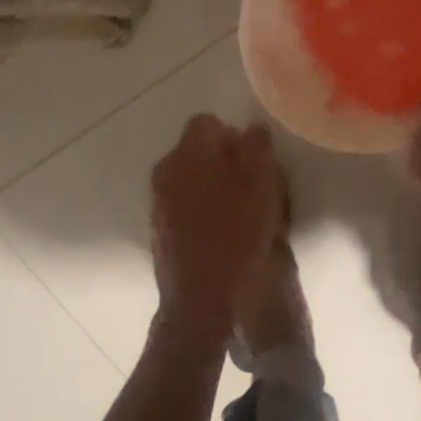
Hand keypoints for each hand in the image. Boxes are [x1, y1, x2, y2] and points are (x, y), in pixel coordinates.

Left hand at [151, 115, 283, 322]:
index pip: (209, 123)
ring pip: (192, 181)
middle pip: (199, 152)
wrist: (201, 297)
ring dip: (215, 190)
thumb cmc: (237, 232)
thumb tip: (251, 129)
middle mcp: (166, 169)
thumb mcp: (261, 181)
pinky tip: (225, 237)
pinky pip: (186, 209)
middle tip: (255, 188)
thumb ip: (257, 146)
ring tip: (243, 216)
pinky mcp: (160, 233)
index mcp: (189, 151)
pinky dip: (204, 215)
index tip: (257, 162)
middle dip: (226, 163)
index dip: (236, 137)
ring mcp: (159, 203)